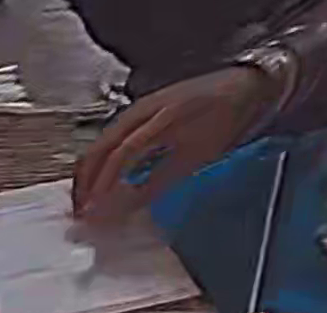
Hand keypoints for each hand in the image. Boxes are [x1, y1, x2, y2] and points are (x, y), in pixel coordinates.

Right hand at [72, 67, 278, 221]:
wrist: (246, 85)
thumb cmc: (225, 122)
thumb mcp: (195, 158)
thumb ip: (153, 185)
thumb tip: (118, 213)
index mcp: (164, 117)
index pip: (120, 154)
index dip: (103, 185)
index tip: (93, 211)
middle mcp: (143, 110)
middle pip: (97, 151)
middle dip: (84, 185)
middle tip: (80, 212)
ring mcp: (134, 110)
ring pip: (95, 148)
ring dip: (85, 177)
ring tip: (84, 202)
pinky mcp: (132, 115)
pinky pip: (103, 143)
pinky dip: (94, 166)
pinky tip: (95, 184)